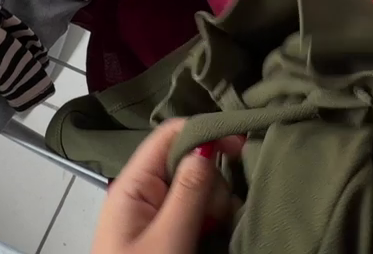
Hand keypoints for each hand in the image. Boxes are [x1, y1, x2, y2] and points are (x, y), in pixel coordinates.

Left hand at [93, 119, 241, 253]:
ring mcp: (153, 214)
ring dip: (215, 202)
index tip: (240, 144)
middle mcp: (141, 193)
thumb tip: (207, 143)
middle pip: (187, 159)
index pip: (170, 134)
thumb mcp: (166, 242)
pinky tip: (218, 233)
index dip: (204, 130)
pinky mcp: (164, 234)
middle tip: (220, 215)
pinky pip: (194, 210)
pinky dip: (210, 217)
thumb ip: (188, 190)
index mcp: (132, 186)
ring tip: (219, 231)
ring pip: (196, 186)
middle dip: (212, 180)